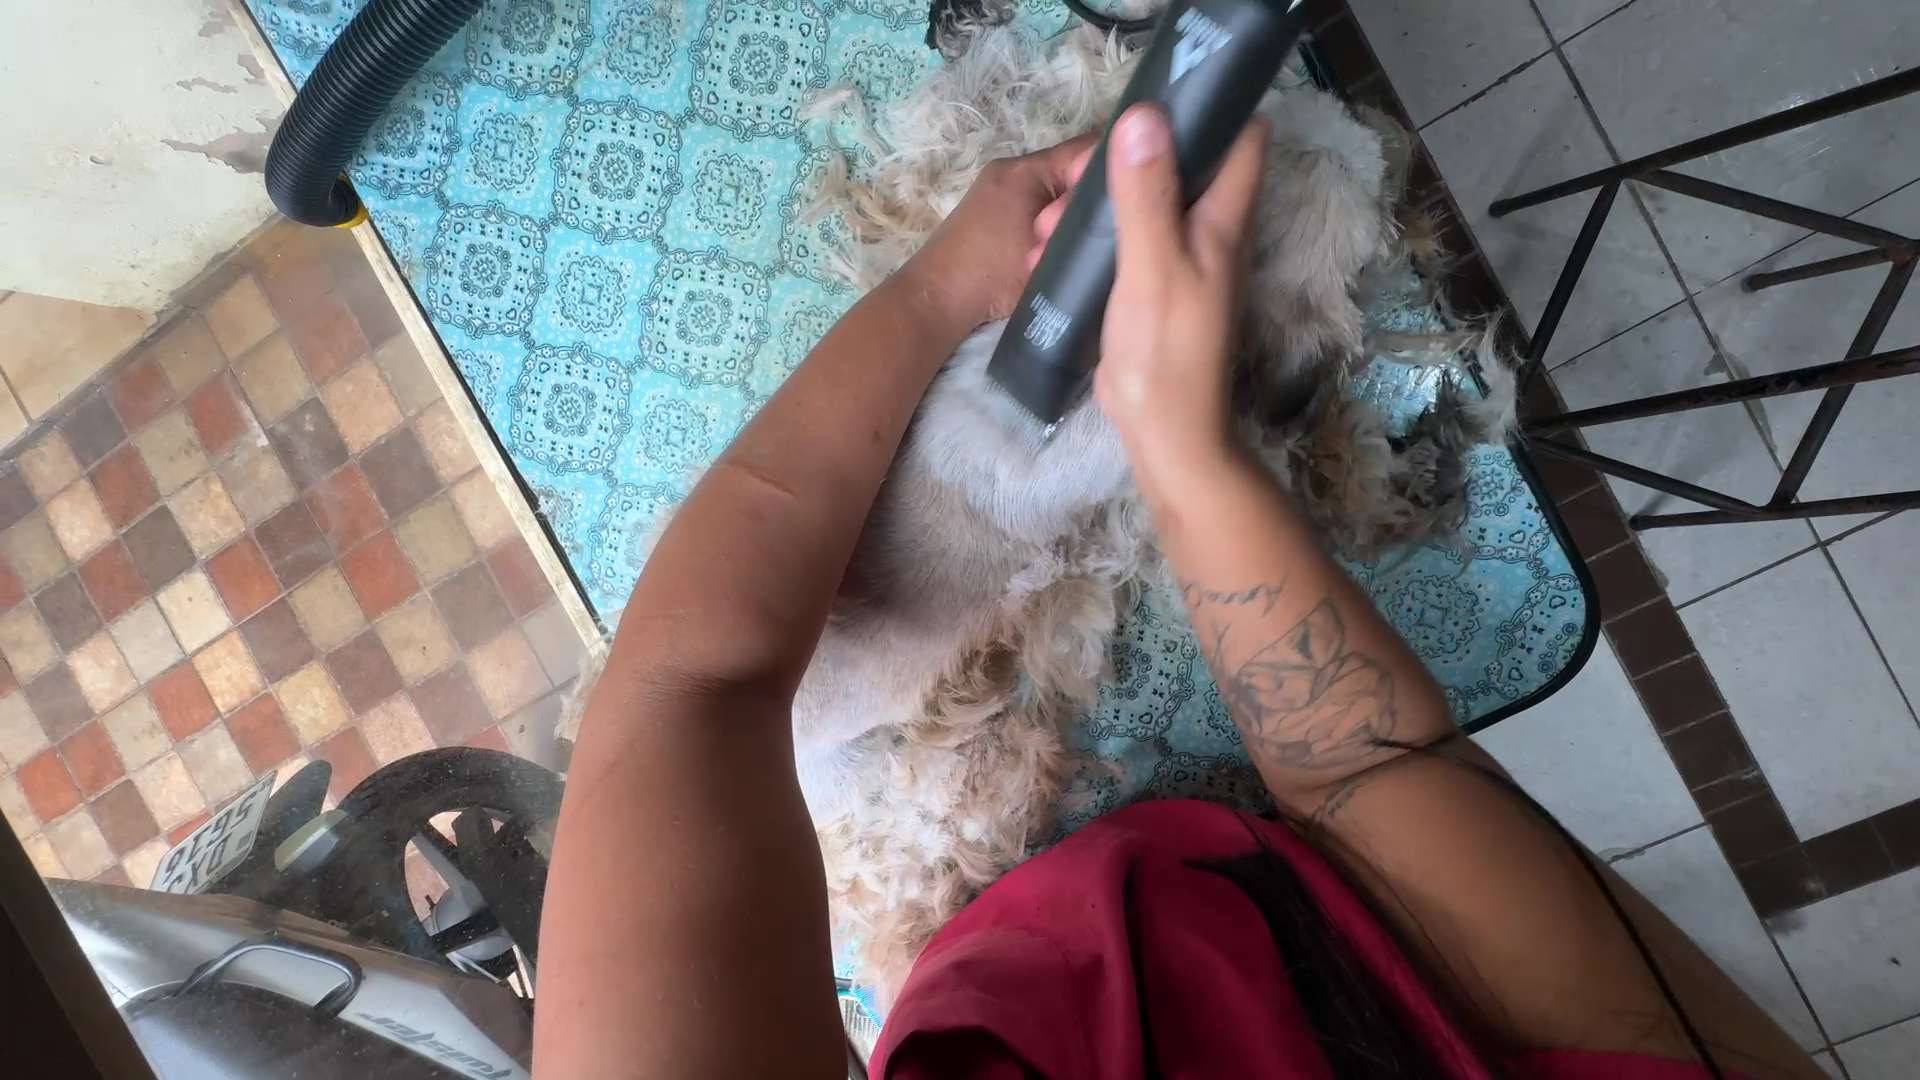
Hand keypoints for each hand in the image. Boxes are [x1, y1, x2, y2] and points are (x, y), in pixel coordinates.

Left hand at [895, 133, 1097, 331]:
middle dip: (1088, 202)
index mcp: (1026, 170)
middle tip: (1102, 236)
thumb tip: (1117, 208)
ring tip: (1077, 250)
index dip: (1115, 175)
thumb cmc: (989, 275)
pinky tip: (1054, 254)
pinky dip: (1047, 229)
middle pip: (1070, 175)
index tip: (1132, 204)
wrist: (934, 302)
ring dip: (1066, 220)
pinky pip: (1032, 211)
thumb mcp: (1046, 252)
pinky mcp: (989, 217)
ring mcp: (997, 194)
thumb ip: (1081, 225)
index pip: (1089, 151)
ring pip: (1051, 196)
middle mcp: (1011, 172)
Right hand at [1074, 104, 1267, 482]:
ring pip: (1140, 213)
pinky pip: (1121, 252)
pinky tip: (1052, 257)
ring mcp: (1176, 268)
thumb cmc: (1164, 352)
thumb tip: (1144, 116)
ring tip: (1047, 228)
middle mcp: (1206, 239)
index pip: (1240, 140)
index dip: (1206, 112)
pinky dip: (1090, 246)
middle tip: (1073, 180)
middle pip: (1177, 172)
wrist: (1163, 431)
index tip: (1150, 112)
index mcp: (1222, 223)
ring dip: (1096, 210)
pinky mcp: (1148, 296)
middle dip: (1126, 163)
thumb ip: (1147, 197)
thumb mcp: (1152, 268)